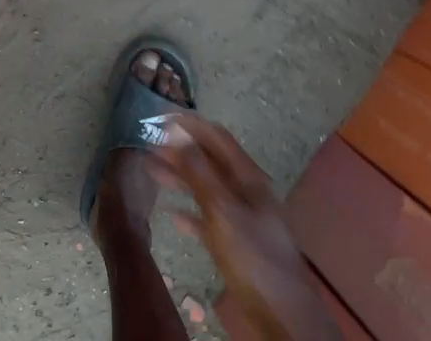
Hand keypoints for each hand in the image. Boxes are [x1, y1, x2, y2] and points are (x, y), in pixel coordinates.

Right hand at [159, 115, 340, 340]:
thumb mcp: (222, 210)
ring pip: (206, 187)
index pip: (217, 138)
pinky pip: (209, 217)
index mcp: (248, 178)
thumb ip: (199, 171)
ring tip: (151, 171)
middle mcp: (246, 192)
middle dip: (180, 150)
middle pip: (210, 161)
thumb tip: (176, 132)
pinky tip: (172, 215)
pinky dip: (189, 211)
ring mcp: (242, 217)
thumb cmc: (253, 256)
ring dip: (180, 177)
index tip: (159, 118)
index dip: (189, 125)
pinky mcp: (236, 241)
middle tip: (148, 144)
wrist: (282, 312)